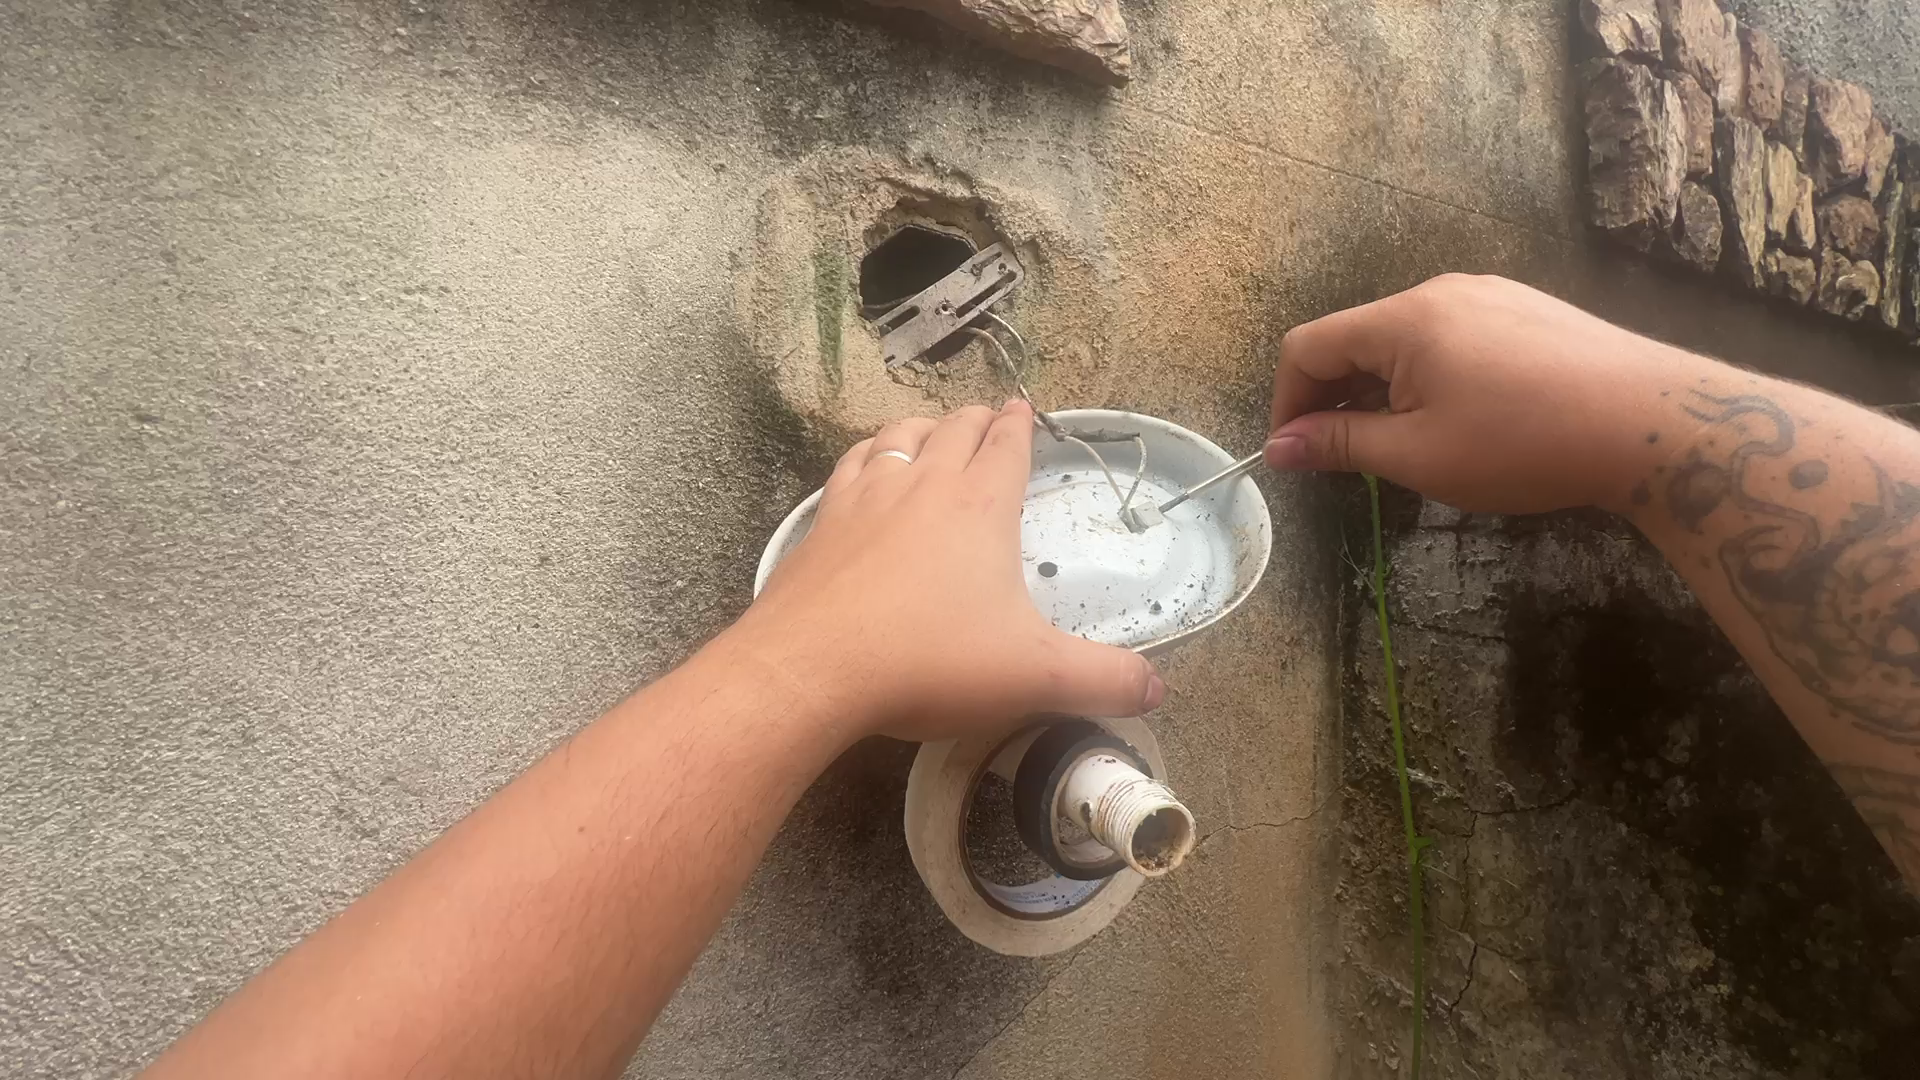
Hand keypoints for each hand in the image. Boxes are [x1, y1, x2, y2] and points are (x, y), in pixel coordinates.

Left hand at [729, 400, 1163, 743]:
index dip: (1019, 426)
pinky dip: (869, 454)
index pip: (1007, 447)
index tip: (1022, 408)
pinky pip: (850, 466)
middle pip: (955, 430)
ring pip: (899, 436)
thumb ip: (1103, 681)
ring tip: (932, 430)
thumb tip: (1156, 690)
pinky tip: (867, 467)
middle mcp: (923, 485)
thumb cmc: (930, 661)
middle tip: (987, 417)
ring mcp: (866, 497)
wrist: (812, 669)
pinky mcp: (823, 523)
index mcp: (980, 507)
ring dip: (923, 427)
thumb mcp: (1034, 678)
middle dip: (976, 419)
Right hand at [1264, 274, 1704, 513]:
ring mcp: (1487, 296)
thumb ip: (1336, 444)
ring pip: (1394, 341)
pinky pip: (1440, 338)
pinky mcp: (1521, 312)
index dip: (1286, 402)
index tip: (1296, 452)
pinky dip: (1415, 378)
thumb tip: (1277, 448)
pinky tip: (1443, 416)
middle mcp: (1439, 292)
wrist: (1664, 428)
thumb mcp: (1413, 454)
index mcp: (1404, 320)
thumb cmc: (1522, 444)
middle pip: (1349, 340)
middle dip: (1328, 398)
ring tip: (1392, 441)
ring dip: (1371, 391)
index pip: (1306, 348)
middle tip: (1338, 455)